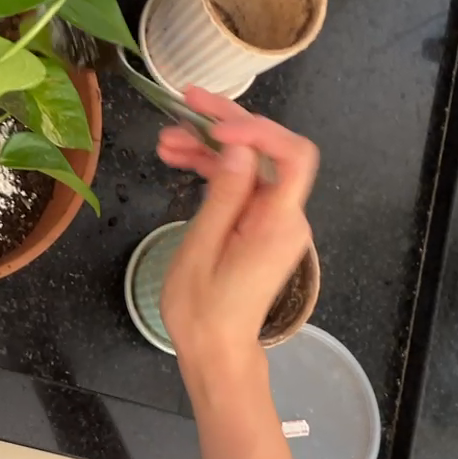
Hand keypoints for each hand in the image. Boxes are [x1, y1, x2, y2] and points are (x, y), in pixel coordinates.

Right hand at [156, 88, 318, 375]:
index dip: (258, 130)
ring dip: (210, 148)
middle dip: (225, 127)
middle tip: (182, 107)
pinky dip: (213, 173)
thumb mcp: (202, 251)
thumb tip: (238, 150)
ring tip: (166, 139)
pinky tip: (180, 160)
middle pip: (268, 154)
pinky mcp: (256, 228)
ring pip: (249, 168)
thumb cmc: (202, 312)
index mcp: (277, 224)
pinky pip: (241, 189)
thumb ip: (223, 196)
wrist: (215, 351)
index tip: (213, 125)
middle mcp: (284, 217)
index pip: (292, 155)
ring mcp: (272, 222)